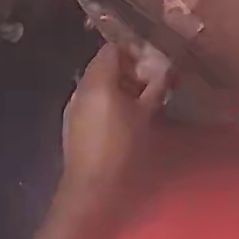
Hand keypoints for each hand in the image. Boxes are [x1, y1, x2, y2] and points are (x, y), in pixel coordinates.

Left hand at [60, 43, 169, 207]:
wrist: (91, 190)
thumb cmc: (122, 150)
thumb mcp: (145, 116)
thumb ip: (155, 87)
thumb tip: (166, 67)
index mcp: (97, 81)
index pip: (112, 48)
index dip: (133, 50)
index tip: (153, 60)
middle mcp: (80, 88)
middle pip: (103, 64)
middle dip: (128, 68)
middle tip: (153, 80)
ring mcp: (73, 106)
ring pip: (98, 83)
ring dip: (119, 85)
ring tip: (143, 99)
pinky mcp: (72, 123)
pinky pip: (92, 100)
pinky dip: (108, 100)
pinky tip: (125, 117)